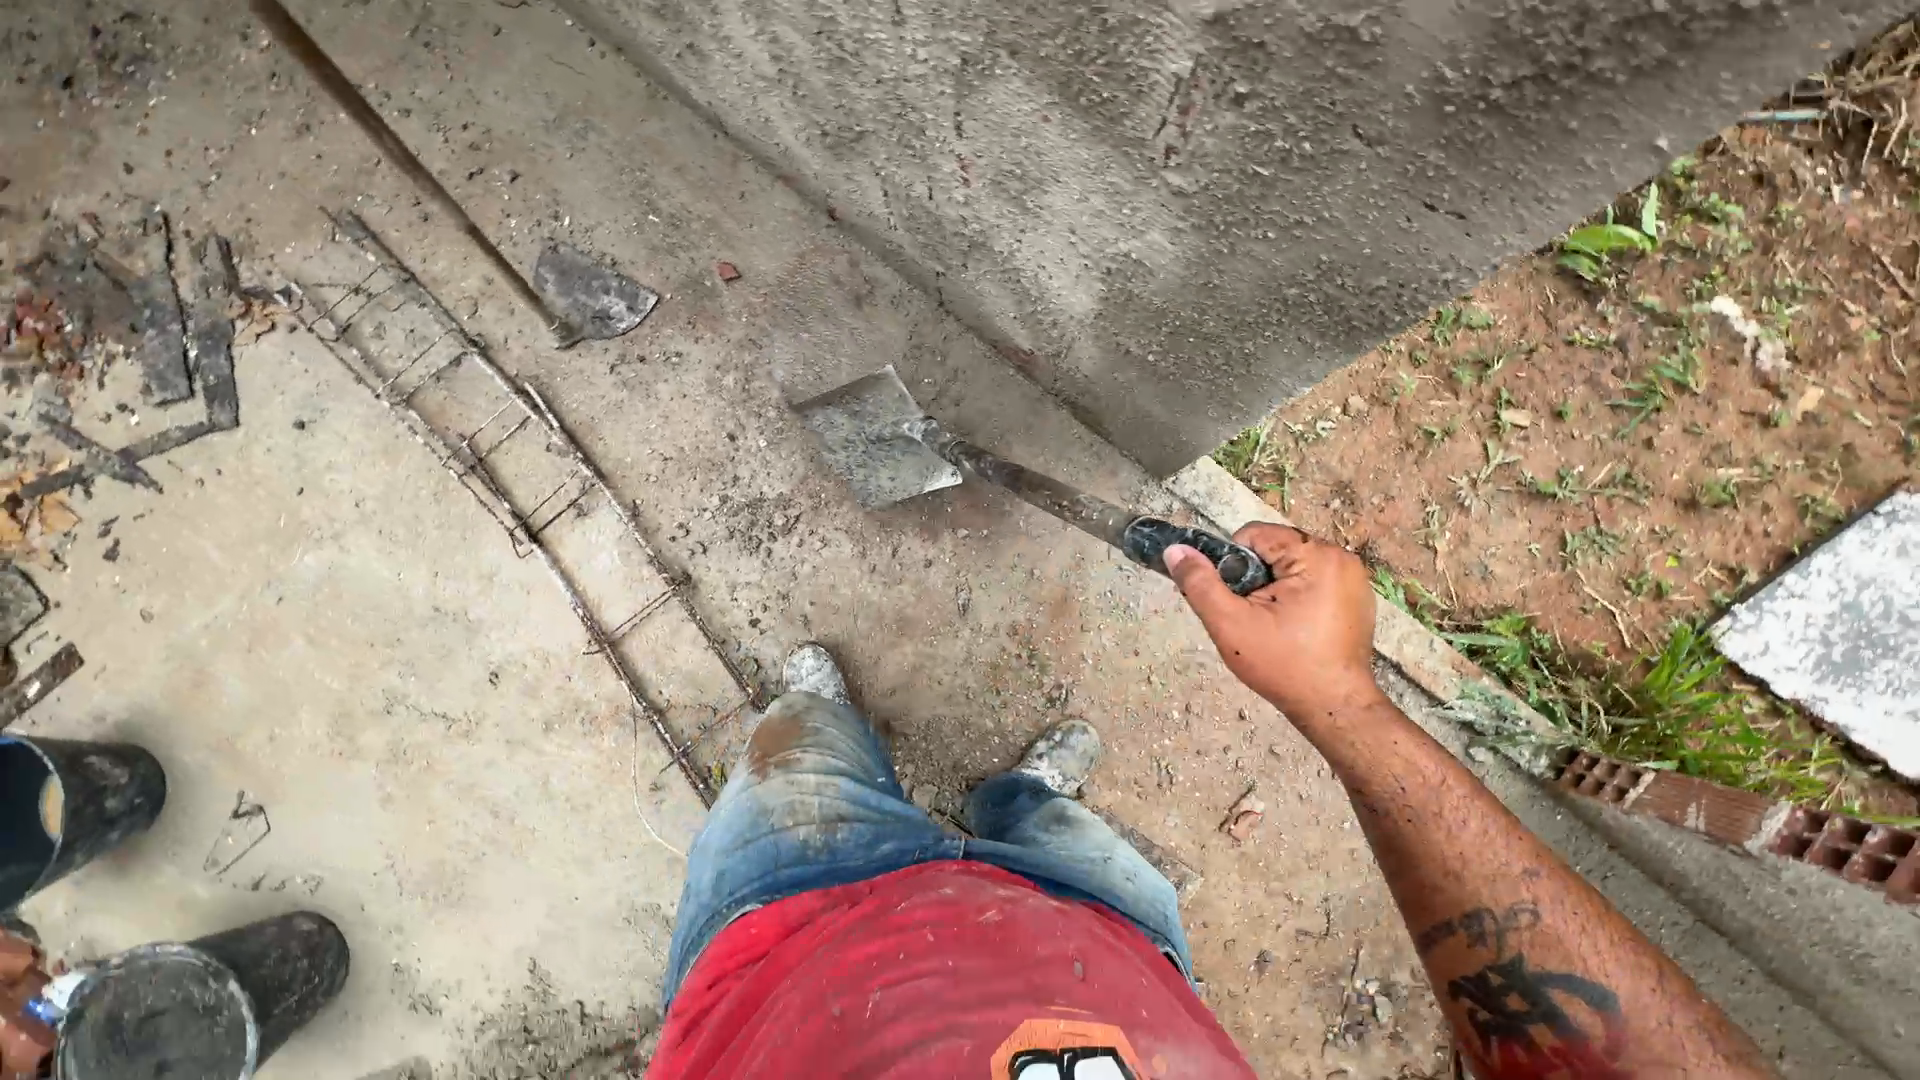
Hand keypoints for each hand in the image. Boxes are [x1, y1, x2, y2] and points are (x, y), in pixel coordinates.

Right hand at [1164, 523, 1380, 718]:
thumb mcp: (1230, 624)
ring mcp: (1354, 578)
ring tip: (1274, 624)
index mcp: (1315, 555)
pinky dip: (1298, 597)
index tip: (1239, 600)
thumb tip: (1175, 550)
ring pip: (1293, 565)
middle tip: (1255, 617)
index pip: (1255, 535)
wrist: (1333, 706)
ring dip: (1276, 587)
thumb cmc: (1282, 665)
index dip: (1234, 565)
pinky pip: (1314, 581)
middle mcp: (1341, 558)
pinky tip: (1296, 628)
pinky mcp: (1358, 598)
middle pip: (1275, 549)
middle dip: (1256, 577)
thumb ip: (1199, 583)